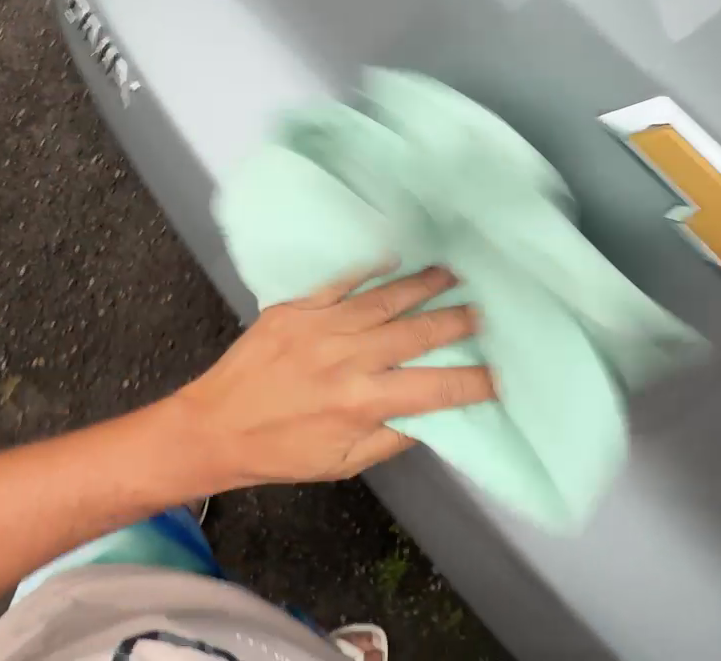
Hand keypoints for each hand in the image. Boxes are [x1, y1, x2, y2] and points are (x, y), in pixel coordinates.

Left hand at [167, 264, 494, 488]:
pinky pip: (340, 281)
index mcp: (364, 403)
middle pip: (419, 333)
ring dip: (424, 285)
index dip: (477, 381)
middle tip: (488, 307)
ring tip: (453, 272)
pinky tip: (395, 257)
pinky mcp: (296, 308)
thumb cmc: (282, 450)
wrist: (216, 425)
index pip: (437, 389)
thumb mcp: (343, 463)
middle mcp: (349, 359)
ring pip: (386, 300)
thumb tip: (433, 414)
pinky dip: (369, 267)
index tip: (505, 372)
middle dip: (459, 320)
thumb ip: (392, 437)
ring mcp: (322, 327)